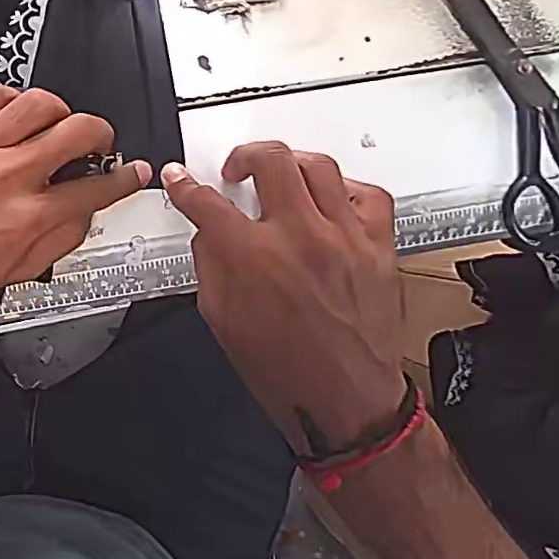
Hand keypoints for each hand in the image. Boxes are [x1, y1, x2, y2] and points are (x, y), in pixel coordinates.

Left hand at [0, 82, 149, 333]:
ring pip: (39, 104)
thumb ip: (62, 239)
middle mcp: (7, 176)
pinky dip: (12, 98)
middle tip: (98, 142)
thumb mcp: (18, 269)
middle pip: (77, 133)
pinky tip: (15, 115)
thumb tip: (88, 211)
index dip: (124, 178)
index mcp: (27, 217)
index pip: (95, 188)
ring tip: (58, 125)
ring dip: (61, 112)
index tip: (130, 171)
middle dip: (102, 134)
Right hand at [161, 143, 407, 455]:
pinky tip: (329, 197)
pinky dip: (343, 186)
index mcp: (254, 260)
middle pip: (269, 160)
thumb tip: (207, 233)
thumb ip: (210, 266)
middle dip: (242, 156)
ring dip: (289, 163)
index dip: (184, 186)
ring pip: (317, 165)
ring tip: (279, 176)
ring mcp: (345, 239)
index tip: (180, 179)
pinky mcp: (378, 247)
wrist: (348, 402)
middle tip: (235, 169)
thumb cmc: (289, 372)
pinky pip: (367, 193)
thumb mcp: (222, 320)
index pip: (206, 202)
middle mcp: (301, 239)